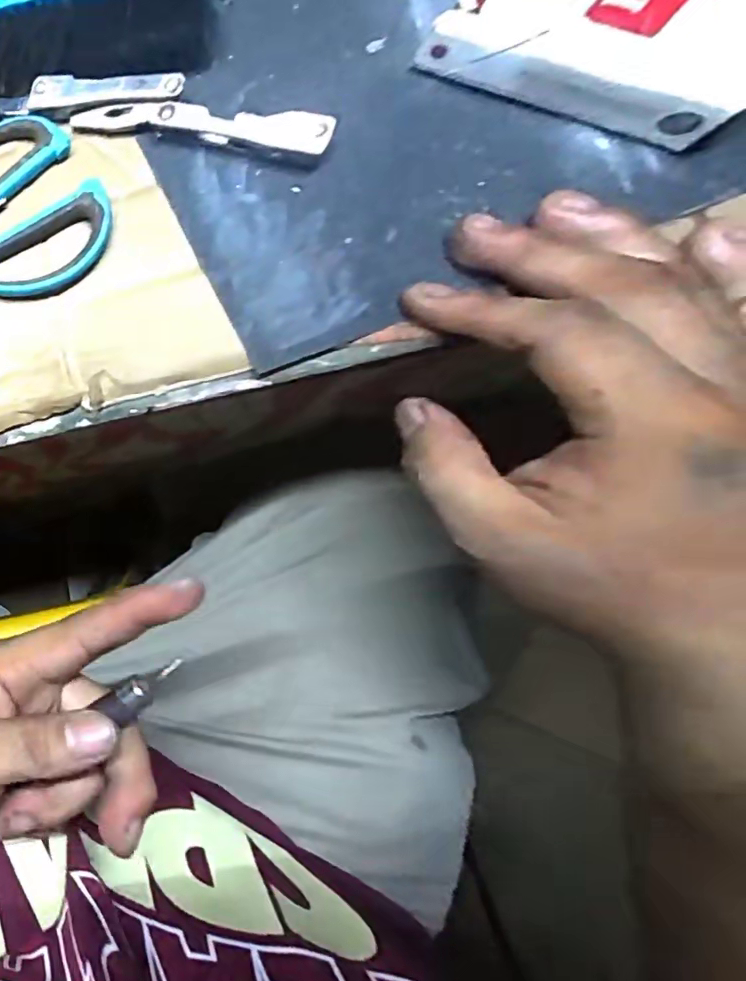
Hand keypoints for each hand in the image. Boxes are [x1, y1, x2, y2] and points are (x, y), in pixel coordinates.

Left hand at [0, 582, 201, 855]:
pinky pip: (73, 787)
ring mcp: (36, 729)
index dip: (135, 613)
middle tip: (108, 835)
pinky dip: (51, 813)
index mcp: (10, 670)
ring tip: (8, 818)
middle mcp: (33, 692)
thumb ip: (33, 745)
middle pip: (109, 724)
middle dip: (111, 780)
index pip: (79, 635)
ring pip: (94, 765)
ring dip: (63, 804)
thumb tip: (109, 730)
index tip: (189, 591)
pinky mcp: (34, 763)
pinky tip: (9, 821)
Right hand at [396, 192, 745, 669]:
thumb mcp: (494, 538)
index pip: (561, 334)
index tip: (418, 298)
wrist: (730, 625)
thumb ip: (446, 468)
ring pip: (697, 282)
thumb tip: (415, 405)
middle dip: (541, 255)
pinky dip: (729, 260)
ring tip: (557, 208)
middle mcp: (725, 383)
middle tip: (473, 230)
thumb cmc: (602, 583)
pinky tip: (700, 229)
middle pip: (630, 289)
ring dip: (619, 240)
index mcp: (651, 421)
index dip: (484, 308)